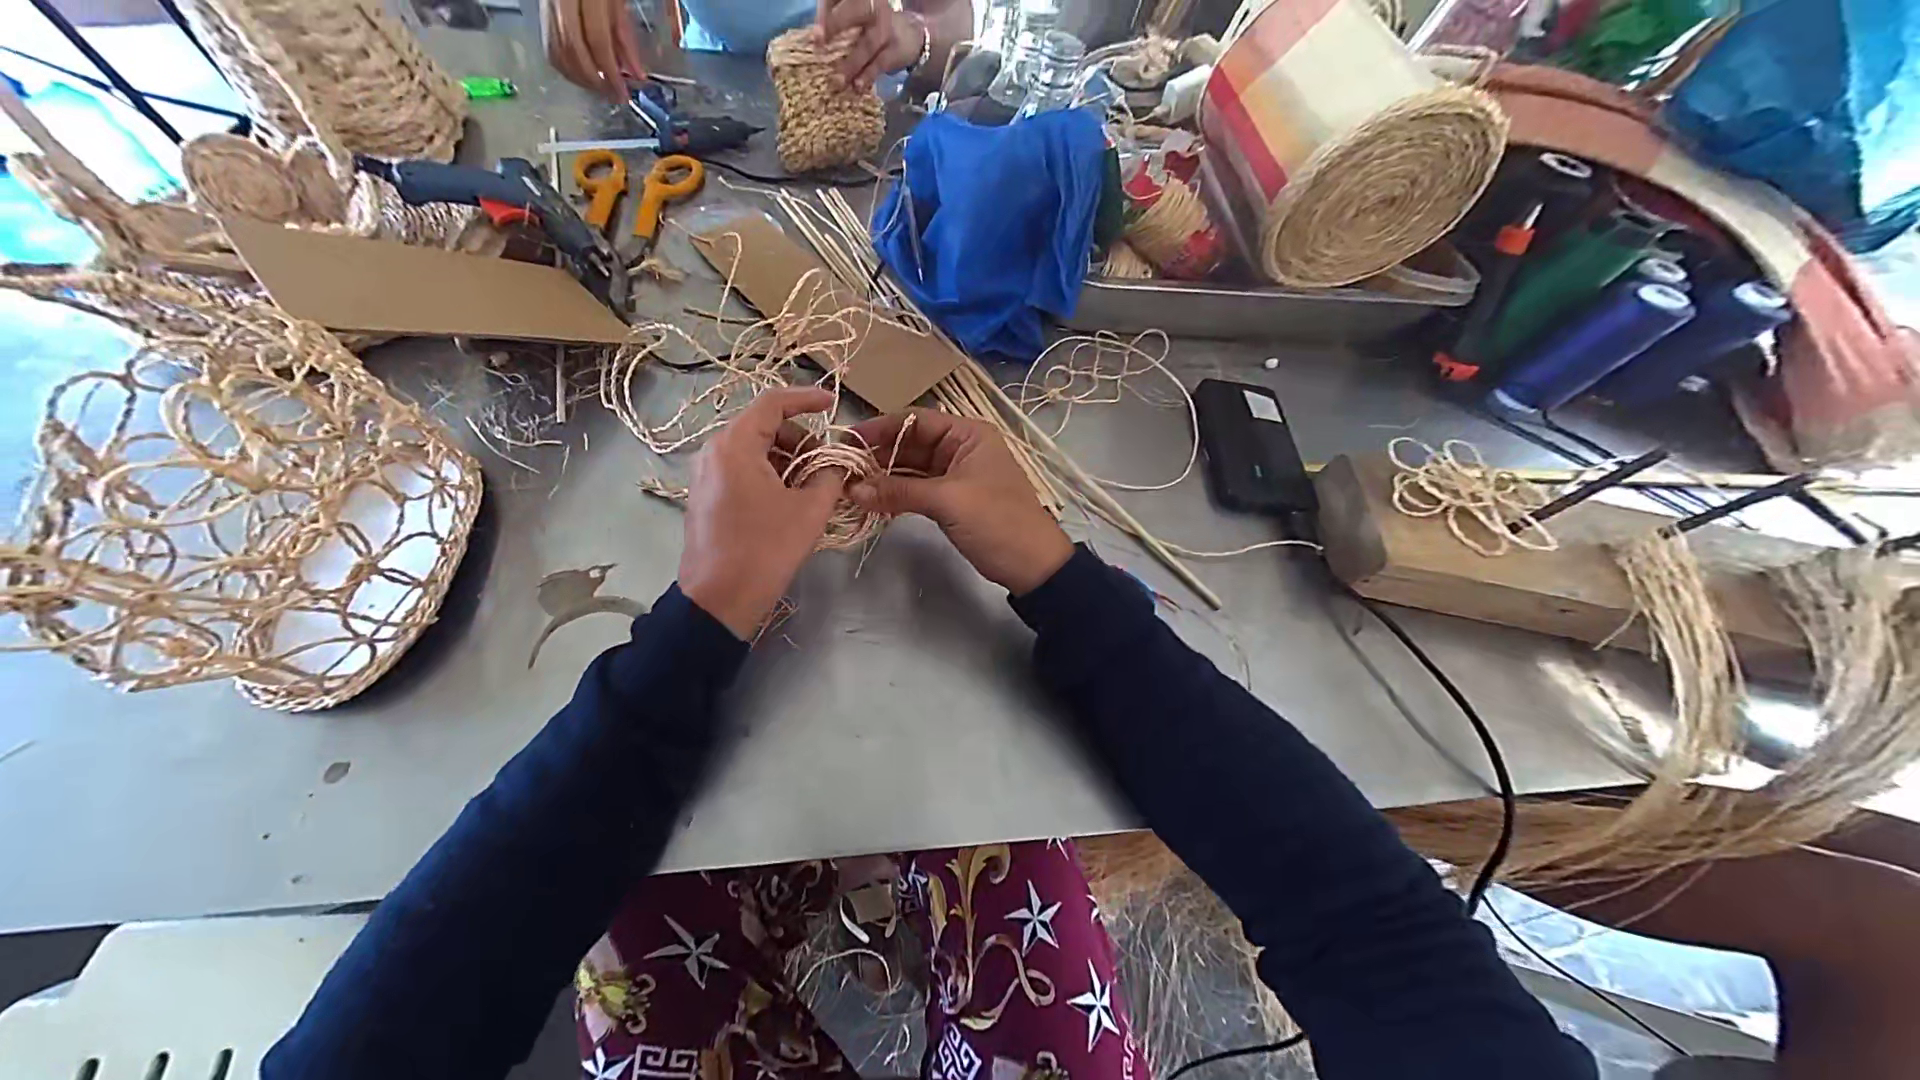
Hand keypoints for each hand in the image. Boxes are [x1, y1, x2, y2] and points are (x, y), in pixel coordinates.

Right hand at [542, 0, 644, 103]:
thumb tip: (635, 74)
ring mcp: (547, 0)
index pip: (596, 39)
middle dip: (595, 79)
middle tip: (613, 95)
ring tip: (601, 88)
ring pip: (555, 48)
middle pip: (572, 47)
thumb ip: (625, 34)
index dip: (611, 72)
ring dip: (579, 77)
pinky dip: (565, 66)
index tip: (624, 93)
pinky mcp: (541, 5)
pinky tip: (583, 75)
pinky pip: (548, 42)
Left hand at [679, 388, 845, 638]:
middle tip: (828, 464)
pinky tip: (791, 497)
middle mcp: (714, 451)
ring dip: (787, 458)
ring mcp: (706, 474)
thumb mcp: (810, 509)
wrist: (720, 598)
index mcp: (736, 445)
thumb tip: (836, 464)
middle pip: (764, 426)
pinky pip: (742, 469)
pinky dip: (770, 473)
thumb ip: (829, 475)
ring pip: (754, 449)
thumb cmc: (766, 548)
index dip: (806, 399)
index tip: (833, 403)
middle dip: (801, 438)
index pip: (773, 403)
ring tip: (814, 485)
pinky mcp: (706, 495)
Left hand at [815, 0, 926, 90]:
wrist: (911, 34)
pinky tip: (857, 87)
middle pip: (854, 11)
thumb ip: (836, 23)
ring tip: (837, 80)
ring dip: (851, 63)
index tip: (813, 33)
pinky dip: (868, 76)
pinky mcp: (894, 51)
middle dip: (834, 24)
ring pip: (867, 44)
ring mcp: (885, 29)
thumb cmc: (871, 26)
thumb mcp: (855, 17)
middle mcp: (873, 8)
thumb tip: (814, 42)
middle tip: (818, 42)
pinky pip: (879, 64)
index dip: (824, 12)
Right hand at [847, 409, 1072, 594]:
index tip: (847, 442)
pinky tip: (872, 502)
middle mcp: (960, 448)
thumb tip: (853, 490)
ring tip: (850, 487)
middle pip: (910, 443)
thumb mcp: (948, 501)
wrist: (1032, 565)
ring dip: (883, 478)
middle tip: (842, 470)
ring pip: (910, 468)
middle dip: (877, 456)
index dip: (880, 429)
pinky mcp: (951, 499)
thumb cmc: (998, 521)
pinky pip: (916, 489)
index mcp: (968, 434)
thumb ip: (899, 491)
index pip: (916, 420)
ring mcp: (955, 474)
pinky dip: (895, 495)